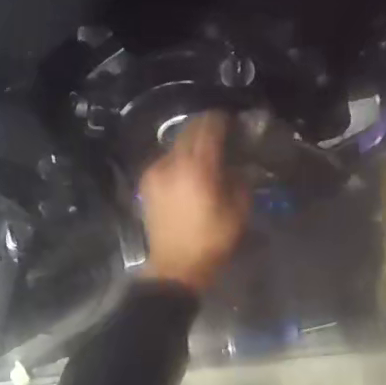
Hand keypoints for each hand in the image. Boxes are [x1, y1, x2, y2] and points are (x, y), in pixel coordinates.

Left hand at [139, 112, 250, 293]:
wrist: (175, 266)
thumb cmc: (211, 241)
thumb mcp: (237, 211)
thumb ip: (239, 181)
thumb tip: (238, 166)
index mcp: (198, 168)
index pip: (207, 130)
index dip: (219, 120)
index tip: (229, 118)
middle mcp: (173, 164)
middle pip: (187, 132)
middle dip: (203, 127)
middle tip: (217, 129)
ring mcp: (156, 173)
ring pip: (174, 145)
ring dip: (189, 143)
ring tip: (203, 149)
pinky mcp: (146, 185)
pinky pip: (164, 161)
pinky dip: (177, 158)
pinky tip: (186, 168)